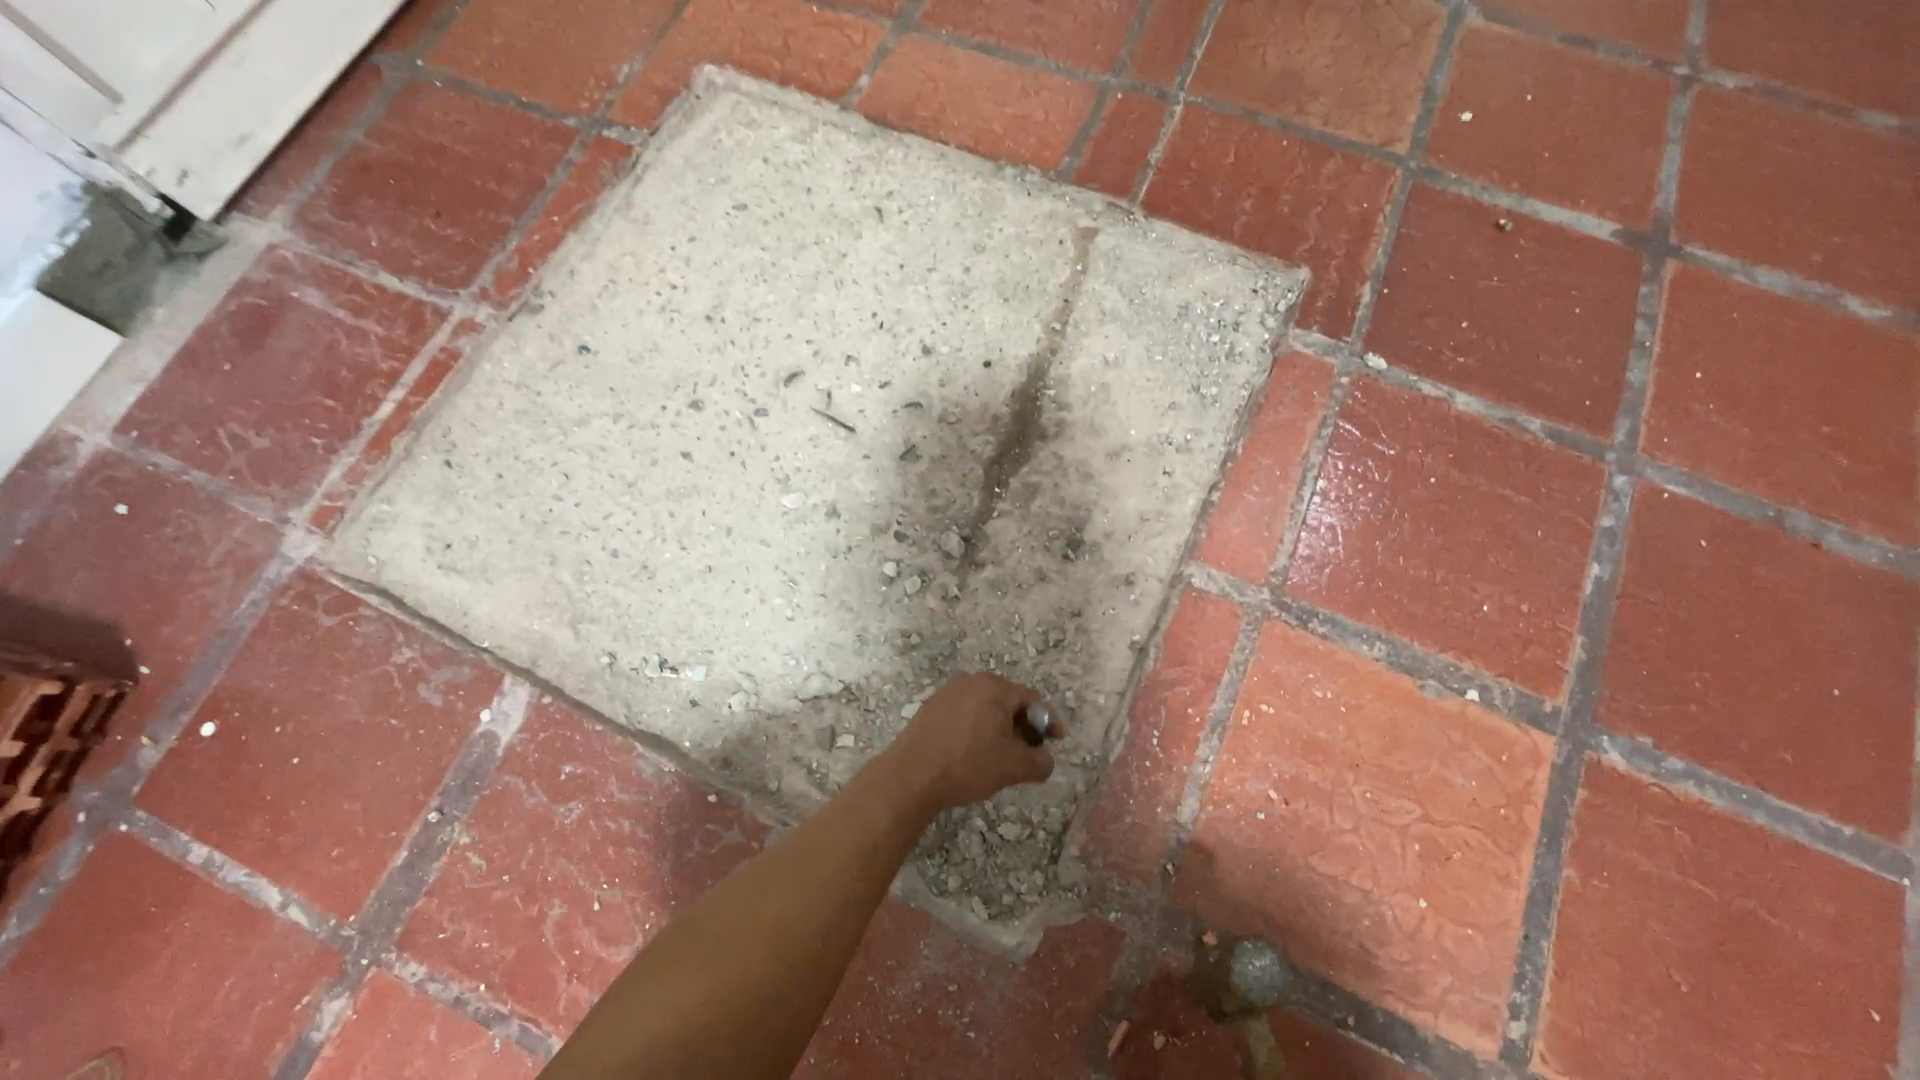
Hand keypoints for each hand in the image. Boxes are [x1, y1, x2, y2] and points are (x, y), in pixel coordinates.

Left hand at [882, 672, 1060, 812]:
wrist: (911, 777)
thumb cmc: (967, 765)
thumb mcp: (1013, 767)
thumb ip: (1040, 762)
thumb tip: (1045, 760)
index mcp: (994, 687)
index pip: (1033, 700)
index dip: (1048, 722)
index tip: (1056, 742)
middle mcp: (970, 681)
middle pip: (1009, 701)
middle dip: (1023, 726)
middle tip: (1027, 753)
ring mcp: (947, 692)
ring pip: (986, 708)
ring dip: (999, 729)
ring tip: (1000, 757)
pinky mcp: (931, 707)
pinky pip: (966, 713)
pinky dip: (977, 729)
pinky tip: (973, 754)